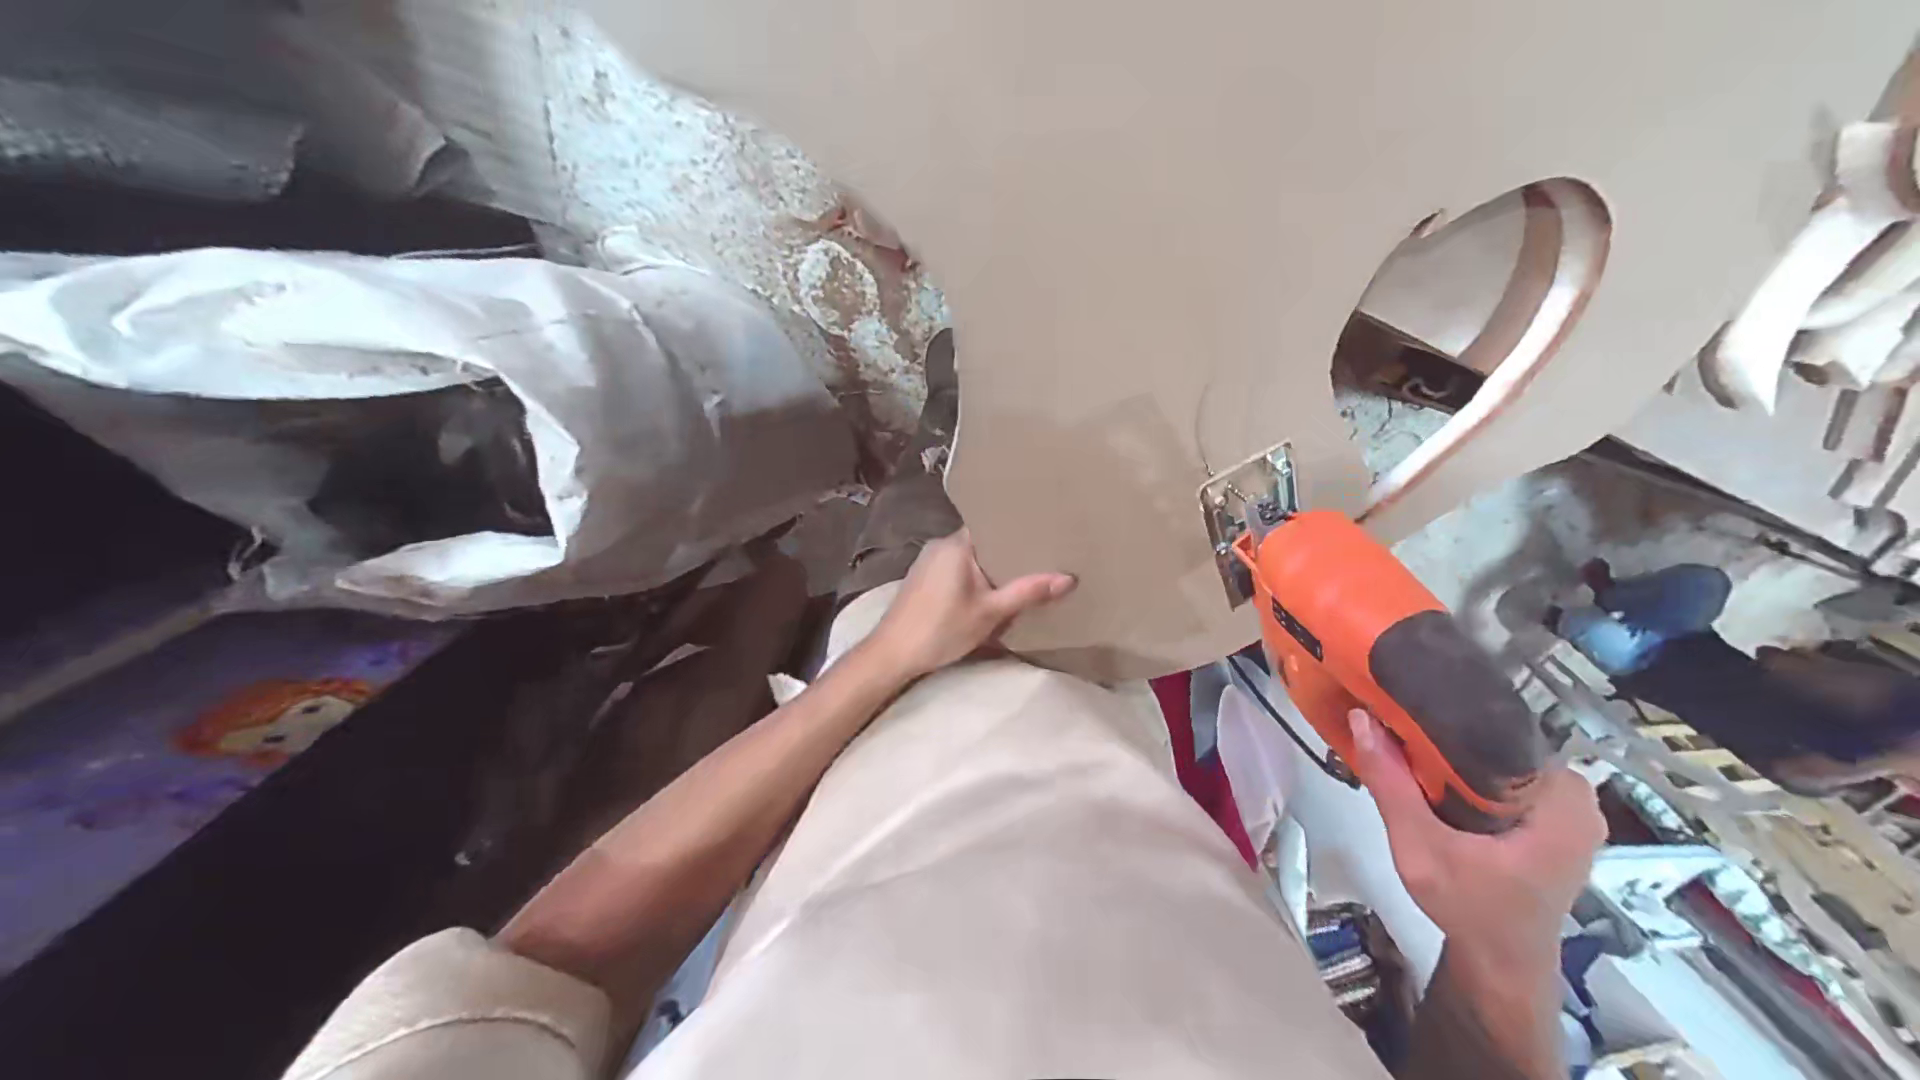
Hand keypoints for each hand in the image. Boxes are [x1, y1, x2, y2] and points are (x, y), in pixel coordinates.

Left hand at [861, 530, 1075, 679]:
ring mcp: (929, 561)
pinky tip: (993, 589)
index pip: (992, 523)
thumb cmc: (941, 629)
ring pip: (970, 556)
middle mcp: (941, 545)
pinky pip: (958, 568)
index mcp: (956, 544)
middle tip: (1044, 554)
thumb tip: (1068, 578)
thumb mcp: (990, 613)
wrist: (892, 654)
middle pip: (983, 540)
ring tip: (1025, 571)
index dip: (1018, 527)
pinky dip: (976, 576)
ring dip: (992, 566)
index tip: (1045, 530)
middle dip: (1010, 550)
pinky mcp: (924, 579)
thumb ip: (1028, 593)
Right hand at [1347, 710, 1602, 983]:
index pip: (1503, 729)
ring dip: (1455, 752)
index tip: (1404, 702)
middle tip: (1396, 723)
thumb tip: (1362, 717)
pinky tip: (1433, 774)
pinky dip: (1470, 772)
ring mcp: (1571, 811)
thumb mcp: (1419, 846)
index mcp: (1562, 801)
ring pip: (1501, 757)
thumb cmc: (1469, 906)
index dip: (1449, 713)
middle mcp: (1578, 798)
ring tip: (1408, 743)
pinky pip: (1508, 777)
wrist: (1501, 962)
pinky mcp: (1555, 822)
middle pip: (1501, 741)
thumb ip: (1391, 783)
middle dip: (1447, 732)